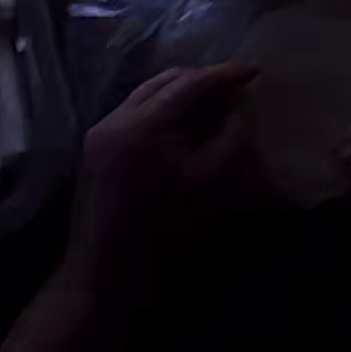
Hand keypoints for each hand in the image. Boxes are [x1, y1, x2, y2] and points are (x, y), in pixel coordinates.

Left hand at [71, 62, 255, 265]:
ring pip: (150, 91)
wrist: (100, 281)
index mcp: (143, 125)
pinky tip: (184, 124)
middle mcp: (116, 118)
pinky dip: (164, 108)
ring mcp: (101, 130)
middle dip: (203, 79)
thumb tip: (235, 110)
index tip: (254, 70)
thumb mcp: (207, 183)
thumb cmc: (160, 235)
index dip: (225, 74)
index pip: (191, 83)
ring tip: (214, 103)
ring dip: (183, 92)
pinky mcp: (95, 145)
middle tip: (234, 88)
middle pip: (167, 80)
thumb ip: (228, 138)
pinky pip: (136, 110)